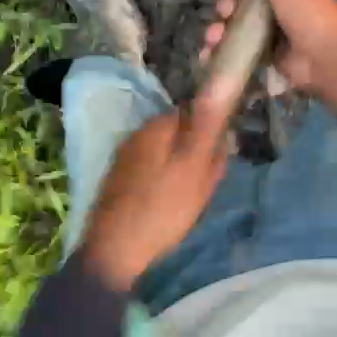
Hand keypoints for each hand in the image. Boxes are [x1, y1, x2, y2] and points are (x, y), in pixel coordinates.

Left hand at [80, 88, 233, 291]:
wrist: (114, 251)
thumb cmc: (163, 208)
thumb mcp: (195, 168)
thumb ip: (208, 128)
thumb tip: (222, 85)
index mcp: (157, 127)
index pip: (192, 111)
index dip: (210, 130)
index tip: (219, 155)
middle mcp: (137, 135)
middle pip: (178, 133)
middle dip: (195, 150)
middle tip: (205, 181)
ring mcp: (124, 158)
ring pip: (165, 154)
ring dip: (180, 167)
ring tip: (188, 196)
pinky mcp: (118, 181)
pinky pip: (151, 172)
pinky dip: (163, 182)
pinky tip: (167, 205)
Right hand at [206, 0, 336, 129]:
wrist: (324, 57)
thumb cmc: (306, 9)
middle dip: (226, 2)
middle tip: (226, 11)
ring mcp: (275, 27)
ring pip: (236, 22)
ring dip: (218, 27)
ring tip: (214, 37)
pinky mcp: (268, 51)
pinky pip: (238, 45)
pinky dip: (221, 49)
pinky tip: (210, 53)